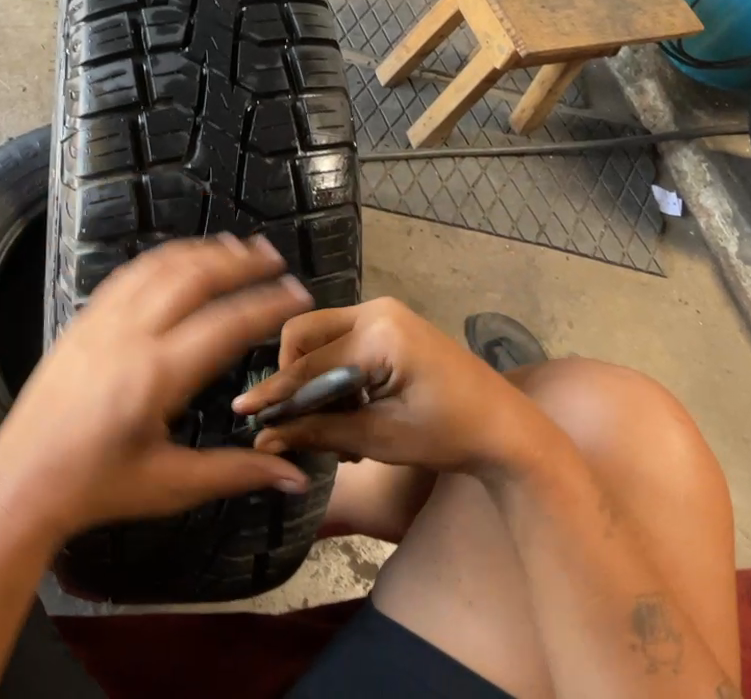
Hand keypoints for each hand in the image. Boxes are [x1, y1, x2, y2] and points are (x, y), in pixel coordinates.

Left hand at [0, 234, 314, 539]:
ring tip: (234, 247)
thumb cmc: (97, 488)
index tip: (297, 293)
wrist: (21, 481)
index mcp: (156, 376)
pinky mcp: (80, 322)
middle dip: (238, 262)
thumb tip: (296, 477)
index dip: (268, 305)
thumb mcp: (171, 484)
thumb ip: (236, 473)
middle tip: (272, 256)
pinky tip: (178, 262)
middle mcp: (129, 336)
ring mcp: (100, 323)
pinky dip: (160, 261)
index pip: (226, 325)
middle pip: (192, 279)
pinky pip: (126, 277)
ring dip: (199, 253)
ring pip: (157, 268)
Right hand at [232, 297, 544, 473]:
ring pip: (320, 338)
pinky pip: (341, 342)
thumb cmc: (449, 437)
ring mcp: (383, 313)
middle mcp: (376, 310)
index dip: (275, 391)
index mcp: (379, 333)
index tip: (241, 410)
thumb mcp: (379, 439)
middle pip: (305, 335)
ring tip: (330, 430)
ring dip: (315, 381)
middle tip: (295, 421)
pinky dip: (335, 376)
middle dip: (293, 379)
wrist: (509, 432)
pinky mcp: (388, 325)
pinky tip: (348, 413)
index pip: (309, 364)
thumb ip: (318, 432)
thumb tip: (264, 439)